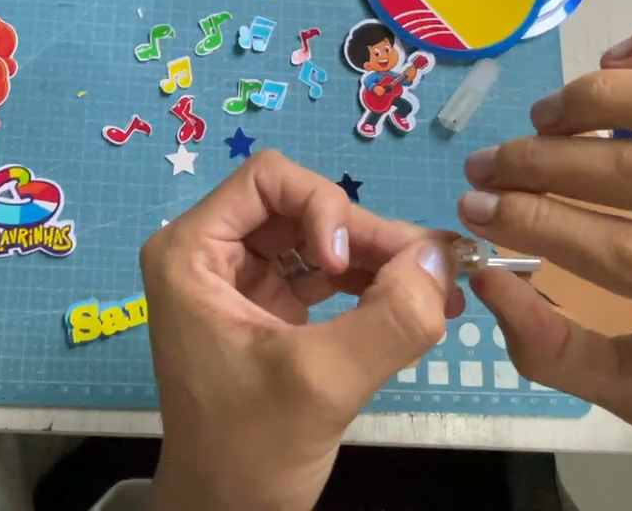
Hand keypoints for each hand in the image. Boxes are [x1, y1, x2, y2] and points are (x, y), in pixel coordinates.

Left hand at [142, 149, 462, 510]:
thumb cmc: (249, 451)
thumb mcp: (320, 385)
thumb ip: (386, 321)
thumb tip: (439, 259)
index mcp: (191, 250)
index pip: (266, 180)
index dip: (318, 205)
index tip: (345, 263)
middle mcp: (212, 250)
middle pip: (299, 206)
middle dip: (363, 235)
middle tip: (431, 268)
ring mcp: (241, 276)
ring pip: (317, 234)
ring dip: (375, 256)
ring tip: (437, 285)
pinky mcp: (269, 303)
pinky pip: (322, 270)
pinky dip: (367, 281)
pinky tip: (413, 300)